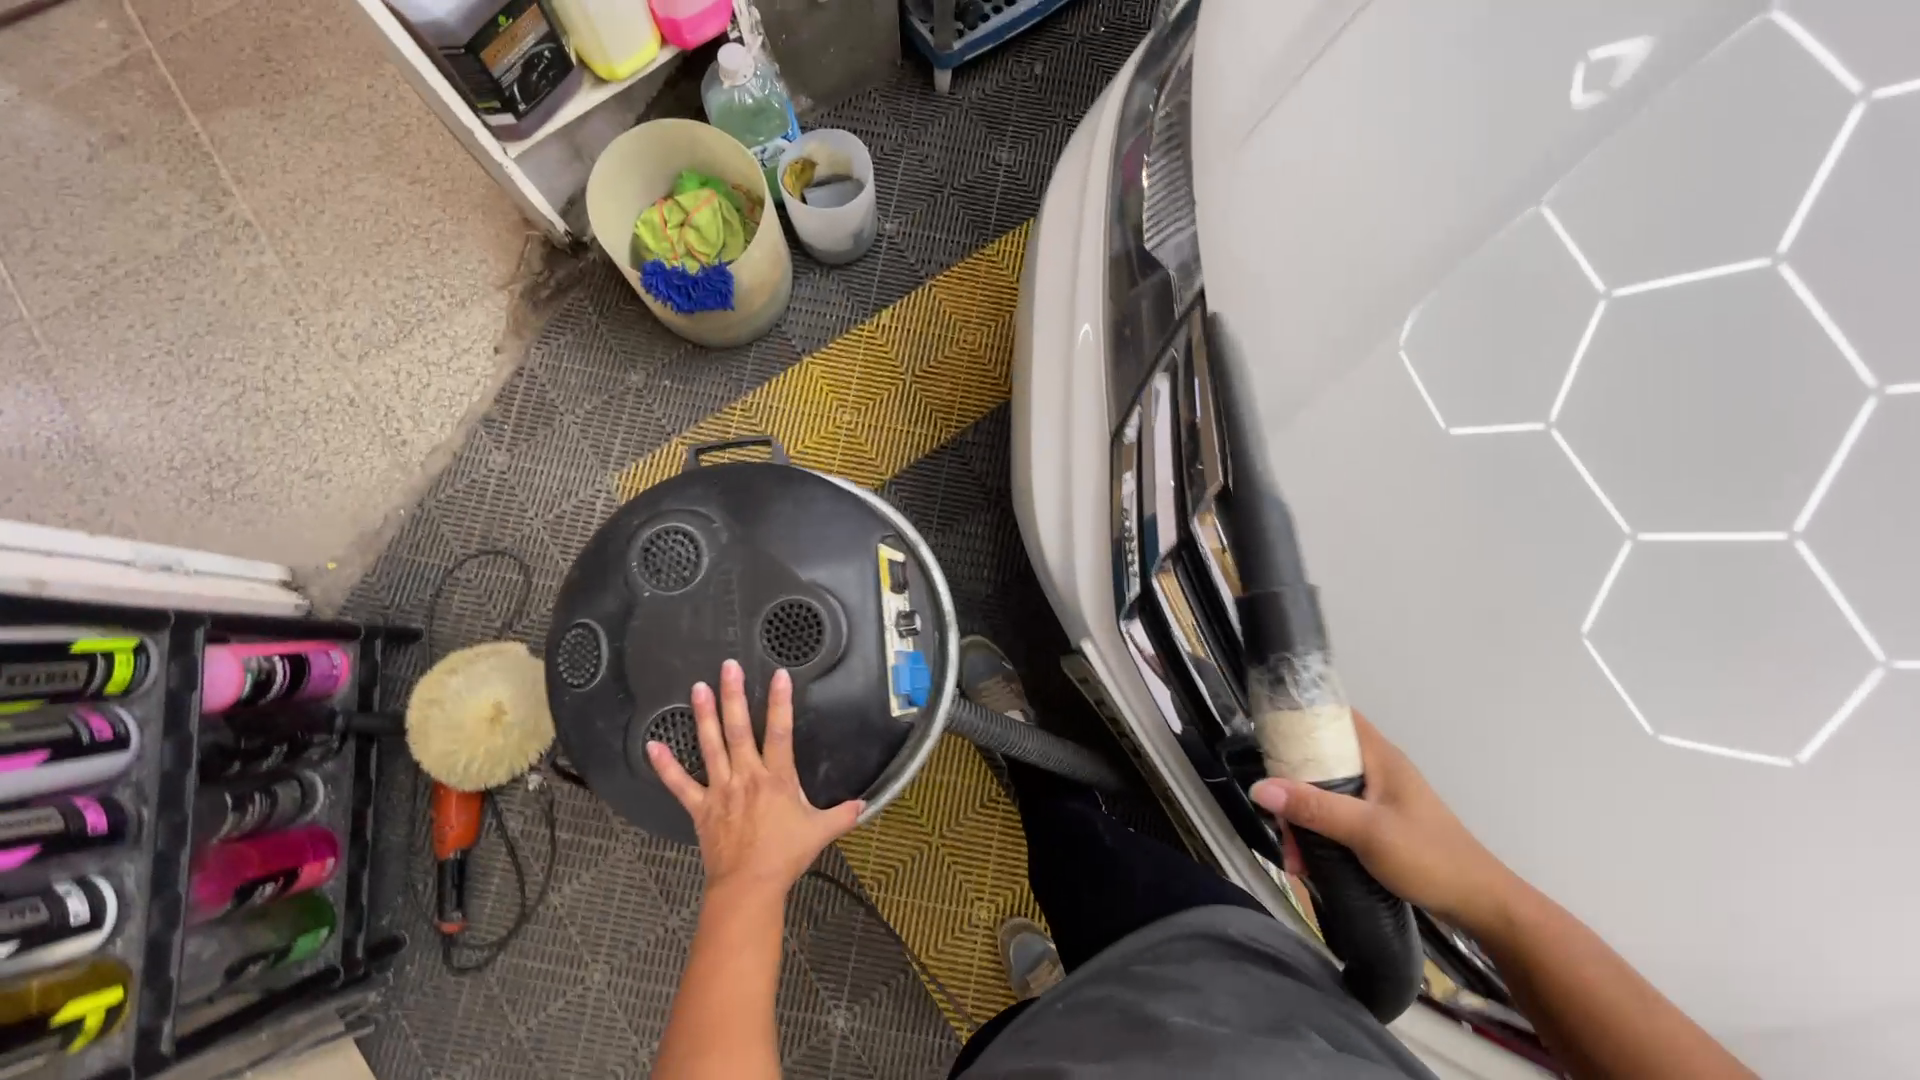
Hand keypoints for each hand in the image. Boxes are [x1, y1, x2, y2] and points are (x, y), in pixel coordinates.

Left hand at [649, 660, 863, 898]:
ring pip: (711, 746)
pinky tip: (651, 745)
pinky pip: (680, 784)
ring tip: (698, 688)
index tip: (779, 675)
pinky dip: (665, 766)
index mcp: (777, 779)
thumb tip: (864, 804)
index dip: (780, 702)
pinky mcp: (701, 808)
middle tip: (728, 667)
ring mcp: (721, 790)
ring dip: (704, 716)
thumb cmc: (785, 856)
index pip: (781, 732)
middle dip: (734, 696)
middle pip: (740, 729)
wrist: (749, 885)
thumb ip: (842, 814)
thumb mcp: (820, 832)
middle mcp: (747, 776)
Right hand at [1250, 711, 1515, 932]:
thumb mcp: (1366, 831)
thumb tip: (1259, 788)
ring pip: (1325, 793)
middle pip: (1321, 760)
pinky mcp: (1380, 825)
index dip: (1301, 716)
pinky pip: (1336, 817)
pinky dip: (1319, 834)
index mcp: (1380, 758)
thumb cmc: (1431, 858)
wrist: (1482, 905)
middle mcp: (1378, 771)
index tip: (1267, 734)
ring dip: (1304, 819)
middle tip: (1278, 817)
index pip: (1335, 716)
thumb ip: (1314, 808)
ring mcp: (1379, 799)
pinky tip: (1310, 863)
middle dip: (1292, 786)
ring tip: (1296, 856)